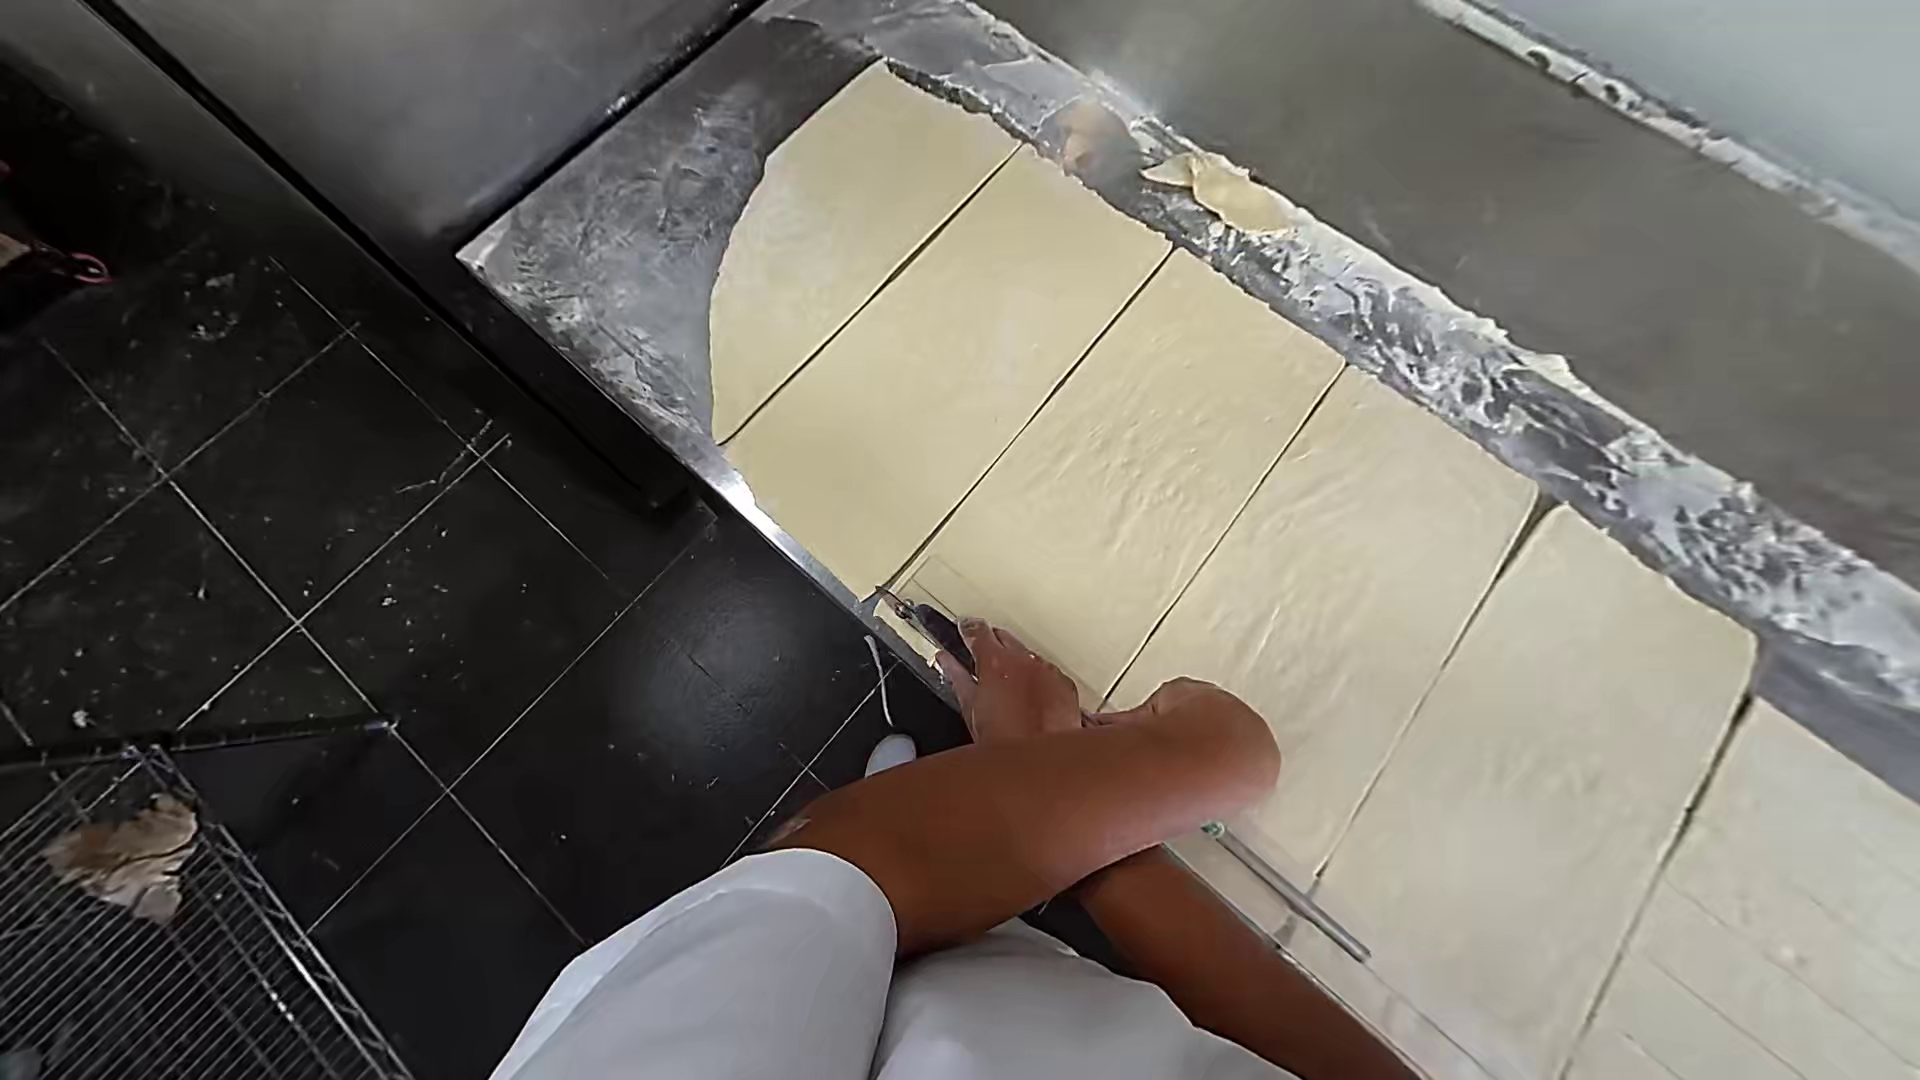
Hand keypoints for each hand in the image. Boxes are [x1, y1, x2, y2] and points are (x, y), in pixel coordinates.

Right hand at [938, 619, 1082, 743]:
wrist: (1040, 764)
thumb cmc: (1005, 740)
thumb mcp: (970, 708)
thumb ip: (956, 676)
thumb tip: (946, 661)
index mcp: (995, 661)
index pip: (978, 630)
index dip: (968, 628)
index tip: (964, 628)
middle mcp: (1024, 660)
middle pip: (1004, 637)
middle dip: (992, 644)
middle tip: (983, 659)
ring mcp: (1047, 670)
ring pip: (1027, 655)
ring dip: (1016, 663)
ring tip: (1007, 687)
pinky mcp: (1064, 684)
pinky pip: (1047, 671)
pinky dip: (1037, 678)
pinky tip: (1030, 698)